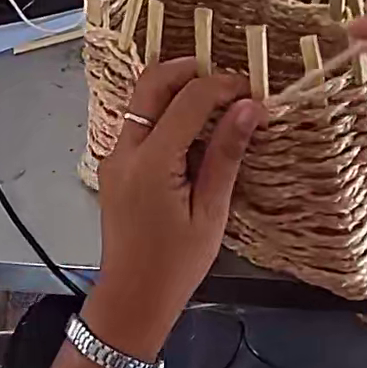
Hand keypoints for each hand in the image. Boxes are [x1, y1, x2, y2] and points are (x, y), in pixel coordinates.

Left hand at [89, 60, 262, 357]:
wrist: (131, 298)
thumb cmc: (176, 264)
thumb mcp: (211, 212)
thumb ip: (226, 155)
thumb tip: (250, 108)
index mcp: (151, 162)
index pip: (188, 100)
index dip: (223, 86)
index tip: (251, 90)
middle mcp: (125, 150)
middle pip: (151, 83)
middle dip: (189, 70)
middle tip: (226, 79)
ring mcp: (115, 156)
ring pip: (141, 100)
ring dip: (176, 89)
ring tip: (215, 101)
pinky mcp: (115, 165)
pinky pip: (139, 123)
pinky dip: (165, 112)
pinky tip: (193, 130)